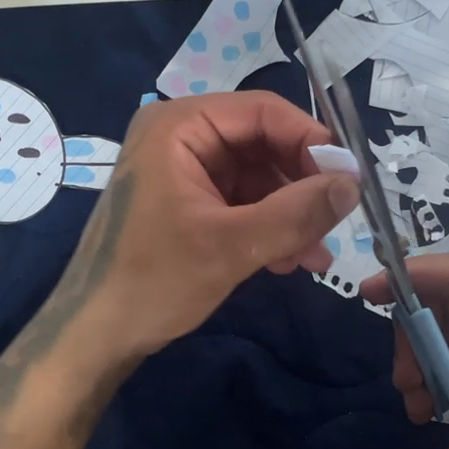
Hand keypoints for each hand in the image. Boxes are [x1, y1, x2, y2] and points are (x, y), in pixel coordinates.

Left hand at [52, 91, 359, 362]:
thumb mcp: (231, 247)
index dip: (311, 141)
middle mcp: (179, 136)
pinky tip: (290, 261)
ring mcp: (181, 169)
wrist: (94, 336)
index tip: (350, 180)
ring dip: (289, 213)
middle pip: (262, 142)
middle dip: (301, 184)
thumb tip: (354, 184)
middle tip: (335, 221)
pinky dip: (267, 227)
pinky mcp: (186, 201)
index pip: (263, 111)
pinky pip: (240, 201)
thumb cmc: (153, 281)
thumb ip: (296, 212)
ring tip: (315, 257)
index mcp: (178, 125)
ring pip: (257, 176)